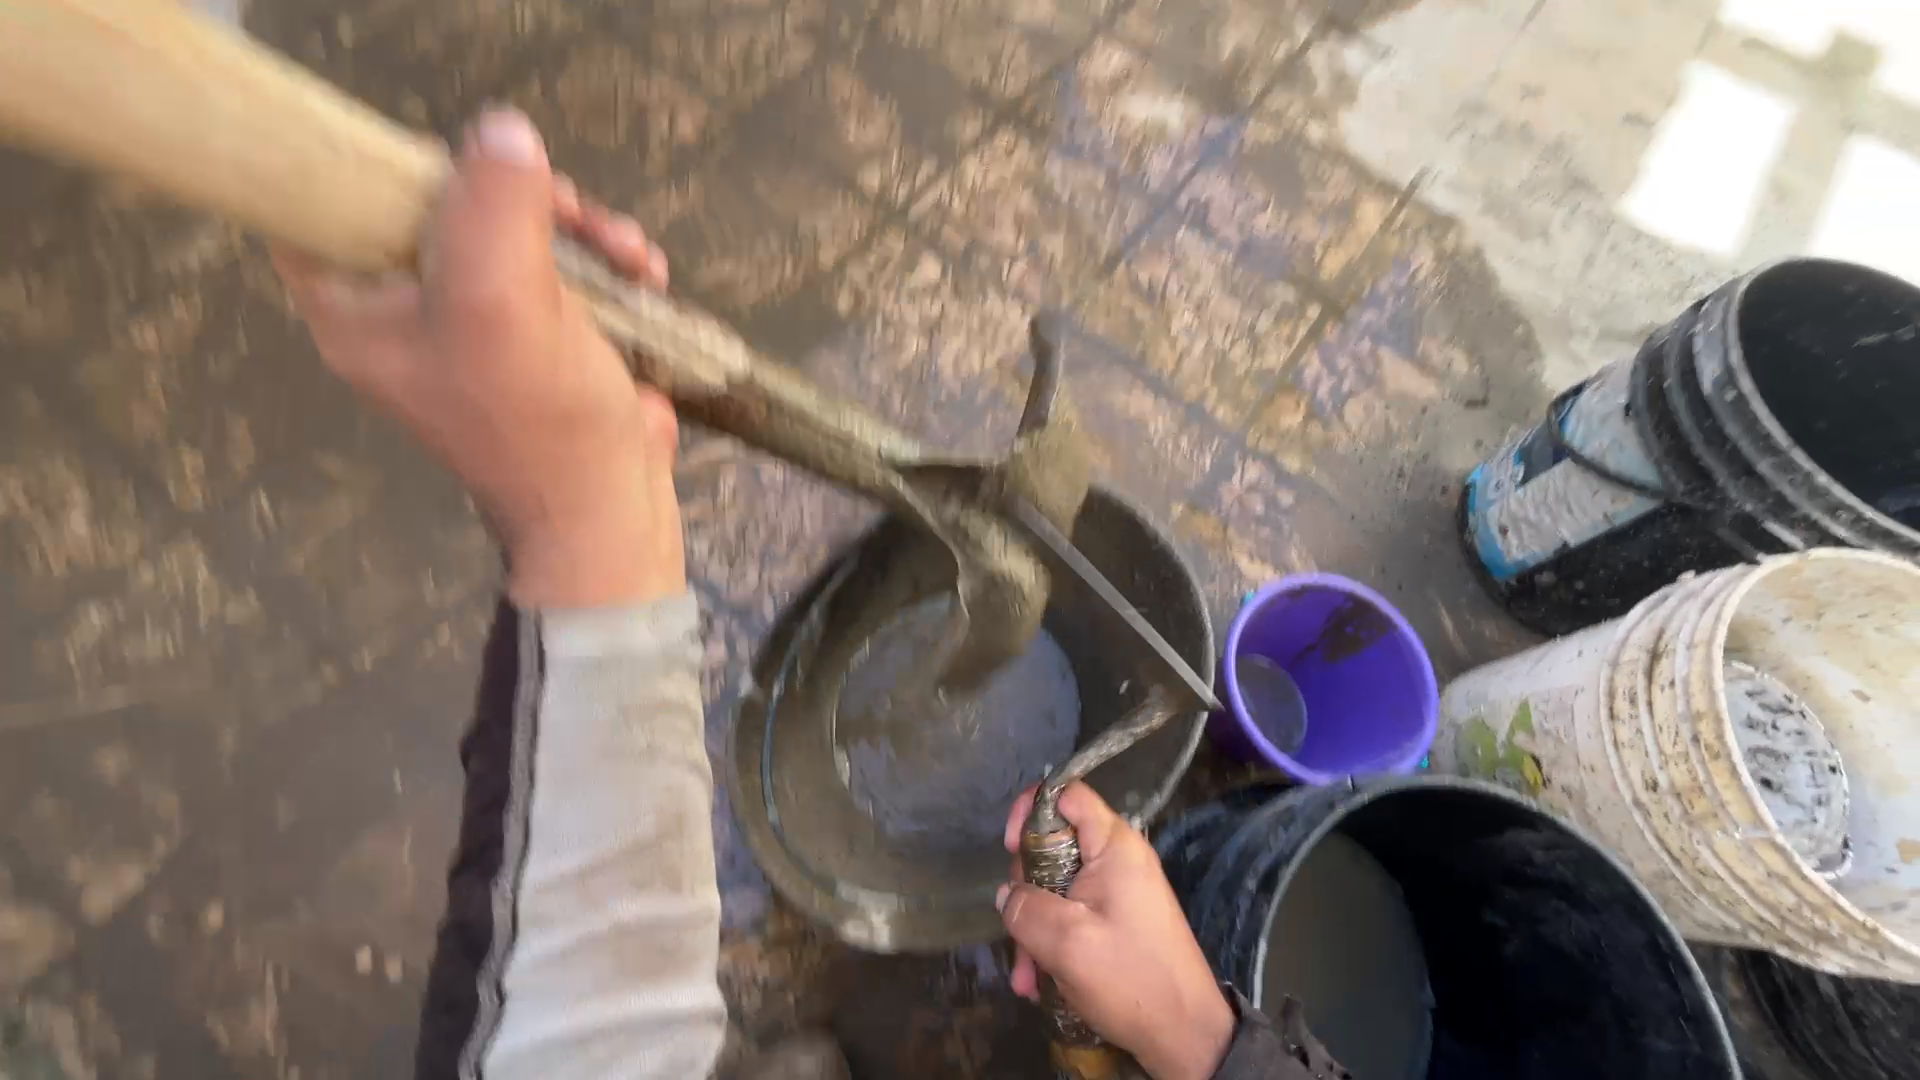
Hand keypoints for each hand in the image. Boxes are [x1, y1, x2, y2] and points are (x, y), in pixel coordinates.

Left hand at [274, 108, 683, 608]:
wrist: (610, 508)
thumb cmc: (544, 424)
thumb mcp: (504, 309)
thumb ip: (494, 211)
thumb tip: (506, 130)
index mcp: (360, 303)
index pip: (345, 195)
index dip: (407, 166)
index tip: (478, 174)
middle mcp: (415, 307)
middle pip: (456, 205)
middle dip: (531, 203)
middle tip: (580, 216)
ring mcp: (487, 323)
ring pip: (524, 235)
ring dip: (588, 234)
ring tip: (635, 258)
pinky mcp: (549, 337)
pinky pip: (569, 273)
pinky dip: (611, 267)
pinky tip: (648, 278)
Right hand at [999, 784, 1234, 1079]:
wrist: (1188, 1038)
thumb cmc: (1131, 977)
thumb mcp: (1067, 942)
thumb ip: (1026, 909)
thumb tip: (1008, 895)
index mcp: (1114, 846)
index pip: (1068, 794)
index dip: (1031, 810)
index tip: (1011, 847)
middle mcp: (1118, 859)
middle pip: (1055, 846)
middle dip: (1027, 889)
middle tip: (1018, 929)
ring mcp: (1119, 892)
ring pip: (1059, 888)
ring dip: (1036, 928)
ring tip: (1027, 978)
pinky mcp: (1119, 921)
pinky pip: (1074, 915)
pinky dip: (1054, 943)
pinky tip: (1041, 983)